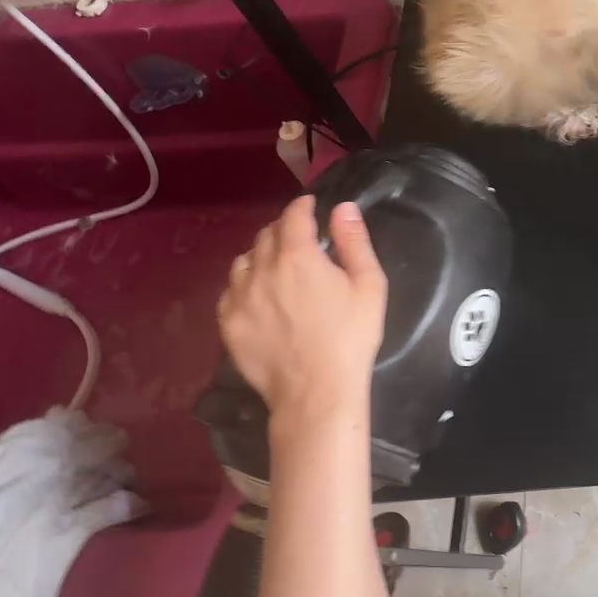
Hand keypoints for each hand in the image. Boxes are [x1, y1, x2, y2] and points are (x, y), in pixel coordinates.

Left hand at [218, 196, 387, 430]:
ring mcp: (239, 298)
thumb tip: (342, 208)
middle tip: (301, 239)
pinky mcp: (228, 324)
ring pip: (244, 260)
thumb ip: (355, 242)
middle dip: (284, 229)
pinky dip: (244, 284)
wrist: (316, 390)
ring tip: (277, 266)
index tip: (311, 206)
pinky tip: (259, 295)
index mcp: (297, 256)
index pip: (293, 216)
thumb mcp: (369, 285)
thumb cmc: (351, 335)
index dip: (302, 206)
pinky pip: (229, 291)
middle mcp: (261, 270)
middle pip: (266, 234)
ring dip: (261, 254)